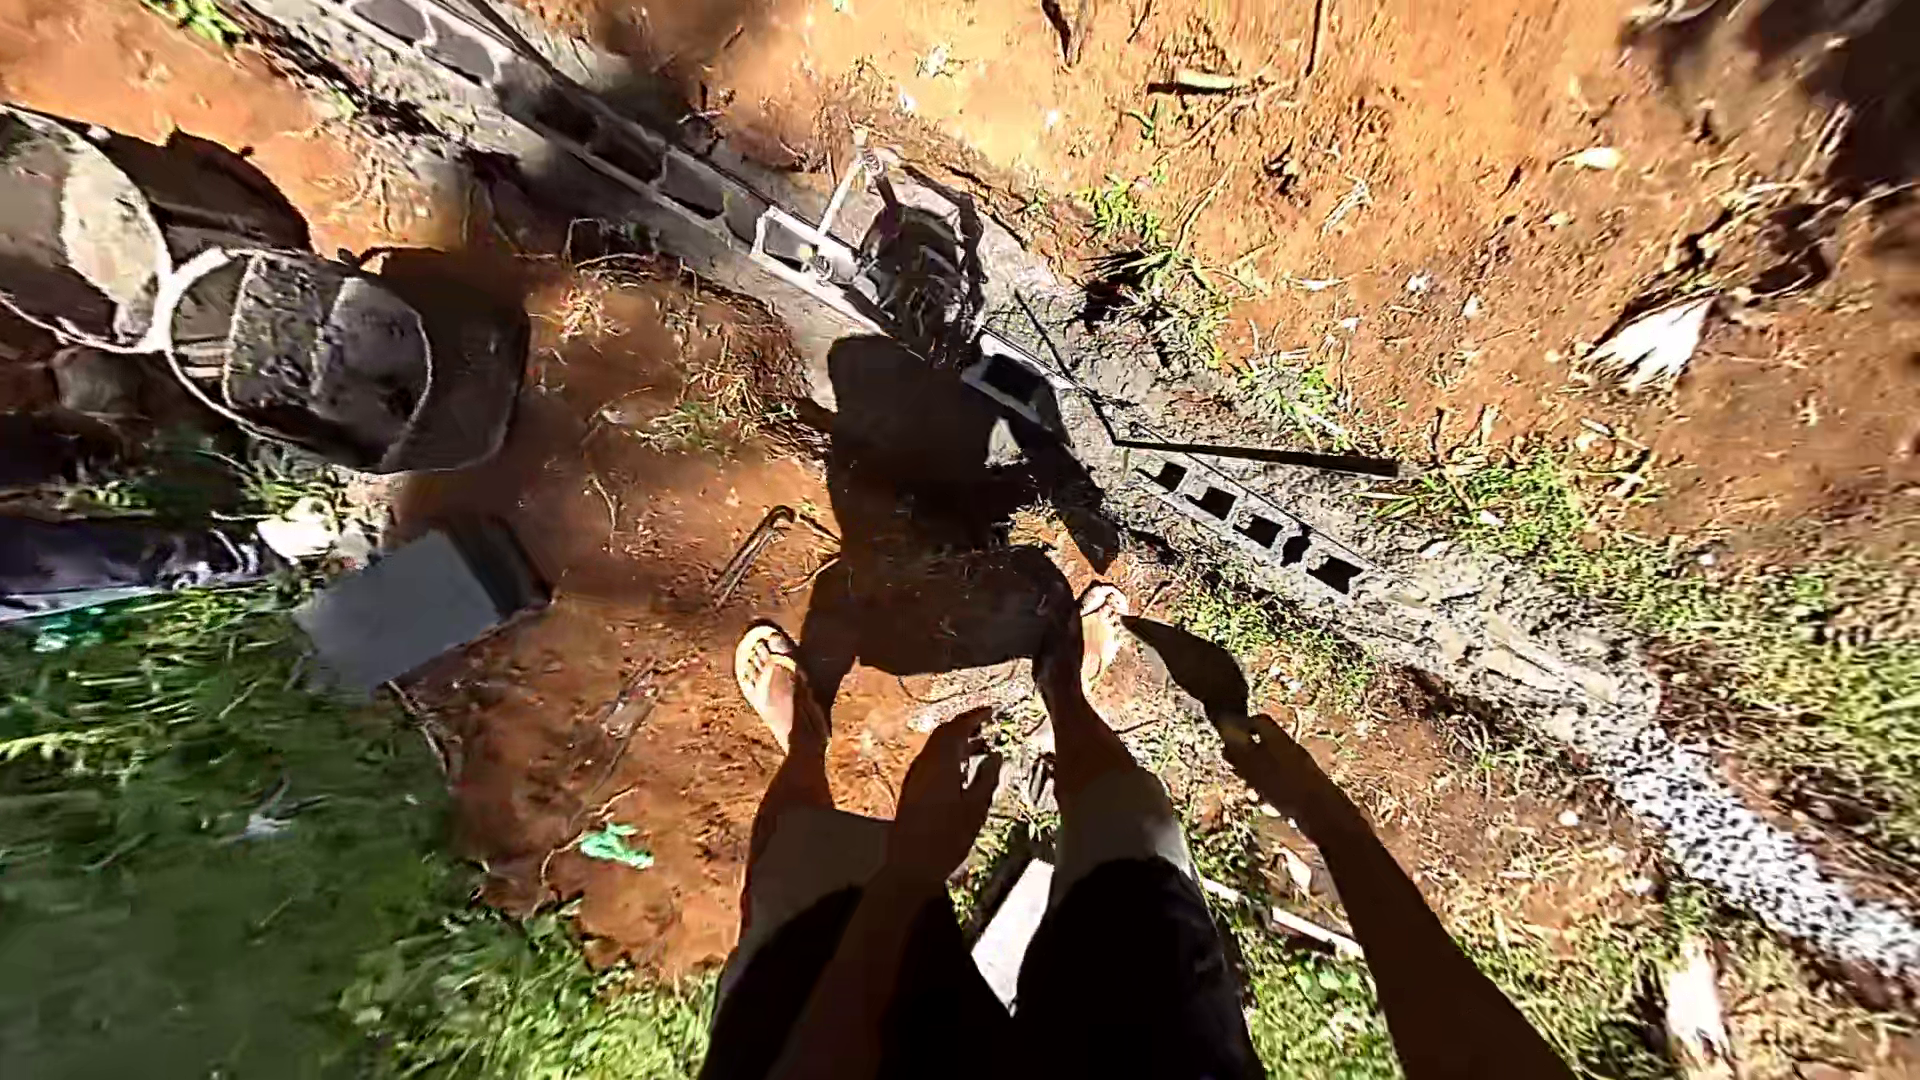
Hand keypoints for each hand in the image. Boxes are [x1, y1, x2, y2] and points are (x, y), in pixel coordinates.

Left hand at [885, 708, 1002, 886]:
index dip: (974, 716)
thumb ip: (986, 778)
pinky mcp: (912, 788)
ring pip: (937, 746)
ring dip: (957, 740)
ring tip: (981, 745)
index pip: (957, 728)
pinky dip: (949, 754)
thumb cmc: (947, 839)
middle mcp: (925, 763)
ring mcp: (916, 775)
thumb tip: (996, 755)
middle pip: (944, 733)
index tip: (991, 710)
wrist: (910, 866)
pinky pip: (932, 759)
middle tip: (987, 723)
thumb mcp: (975, 809)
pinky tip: (962, 767)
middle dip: (965, 725)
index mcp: (940, 763)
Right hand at [1217, 712, 1349, 837]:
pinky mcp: (1303, 789)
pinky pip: (1280, 785)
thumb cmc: (1284, 786)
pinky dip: (1270, 793)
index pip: (1258, 721)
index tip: (1227, 739)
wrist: (1324, 816)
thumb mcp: (1253, 765)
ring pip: (1268, 768)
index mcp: (1278, 738)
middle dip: (1245, 758)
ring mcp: (1297, 769)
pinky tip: (1266, 806)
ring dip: (1255, 779)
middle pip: (1261, 745)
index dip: (1241, 726)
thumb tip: (1224, 727)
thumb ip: (1236, 746)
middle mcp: (1288, 750)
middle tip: (1234, 769)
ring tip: (1250, 794)